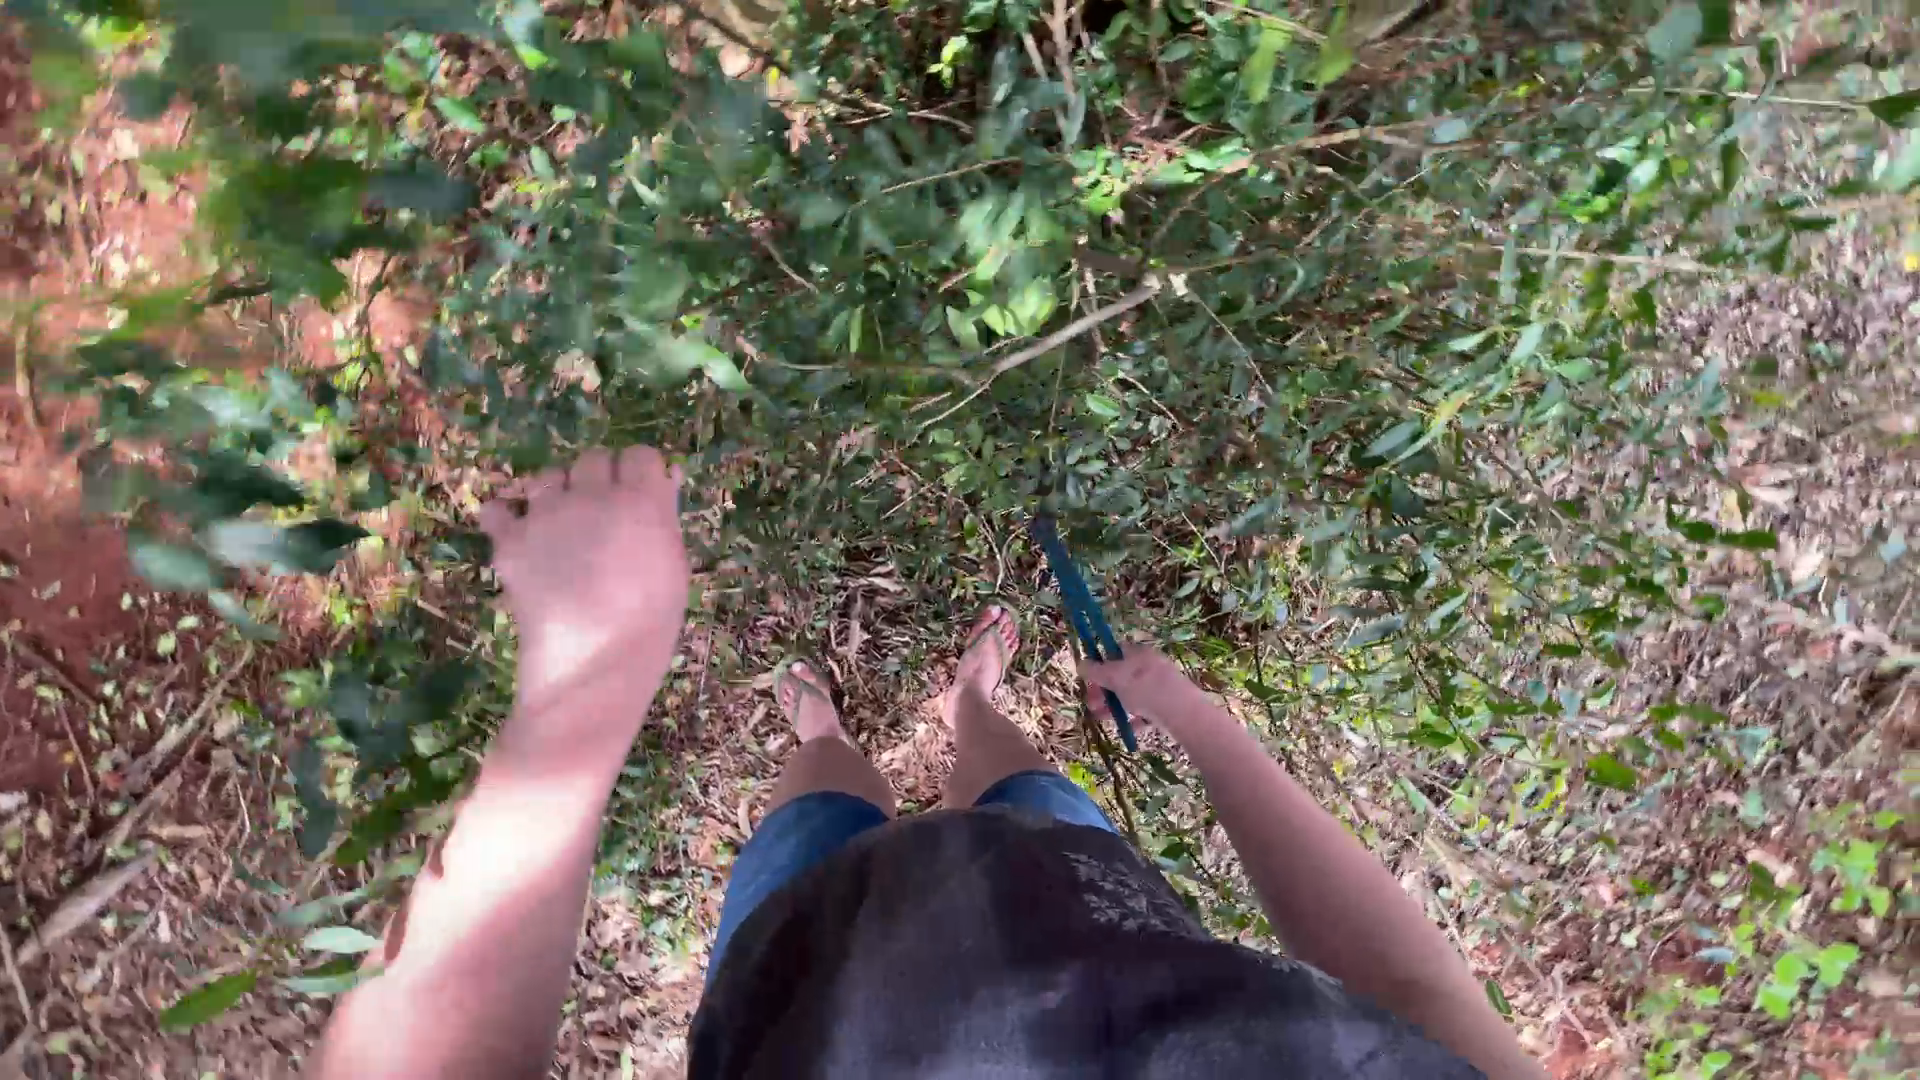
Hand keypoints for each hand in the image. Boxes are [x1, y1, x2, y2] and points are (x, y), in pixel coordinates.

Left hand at [479, 446, 689, 705]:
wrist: (595, 664)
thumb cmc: (652, 619)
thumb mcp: (674, 563)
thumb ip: (665, 516)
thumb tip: (668, 479)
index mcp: (642, 501)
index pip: (641, 454)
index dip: (642, 472)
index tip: (644, 493)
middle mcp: (593, 496)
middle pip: (594, 458)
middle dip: (601, 478)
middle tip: (606, 512)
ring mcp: (546, 515)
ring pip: (549, 476)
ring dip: (559, 492)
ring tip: (566, 526)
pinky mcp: (510, 540)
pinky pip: (498, 509)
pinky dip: (508, 517)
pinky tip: (522, 536)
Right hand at [1081, 646, 1216, 737]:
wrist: (1183, 713)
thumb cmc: (1145, 689)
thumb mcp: (1115, 678)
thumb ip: (1096, 671)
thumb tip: (1081, 664)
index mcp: (1138, 653)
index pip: (1116, 651)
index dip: (1100, 663)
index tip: (1089, 679)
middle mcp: (1151, 666)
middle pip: (1122, 676)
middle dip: (1103, 690)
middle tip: (1091, 703)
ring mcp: (1161, 686)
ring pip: (1133, 694)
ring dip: (1114, 706)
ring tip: (1102, 719)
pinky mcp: (1169, 705)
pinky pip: (1147, 710)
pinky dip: (1135, 718)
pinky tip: (1127, 728)